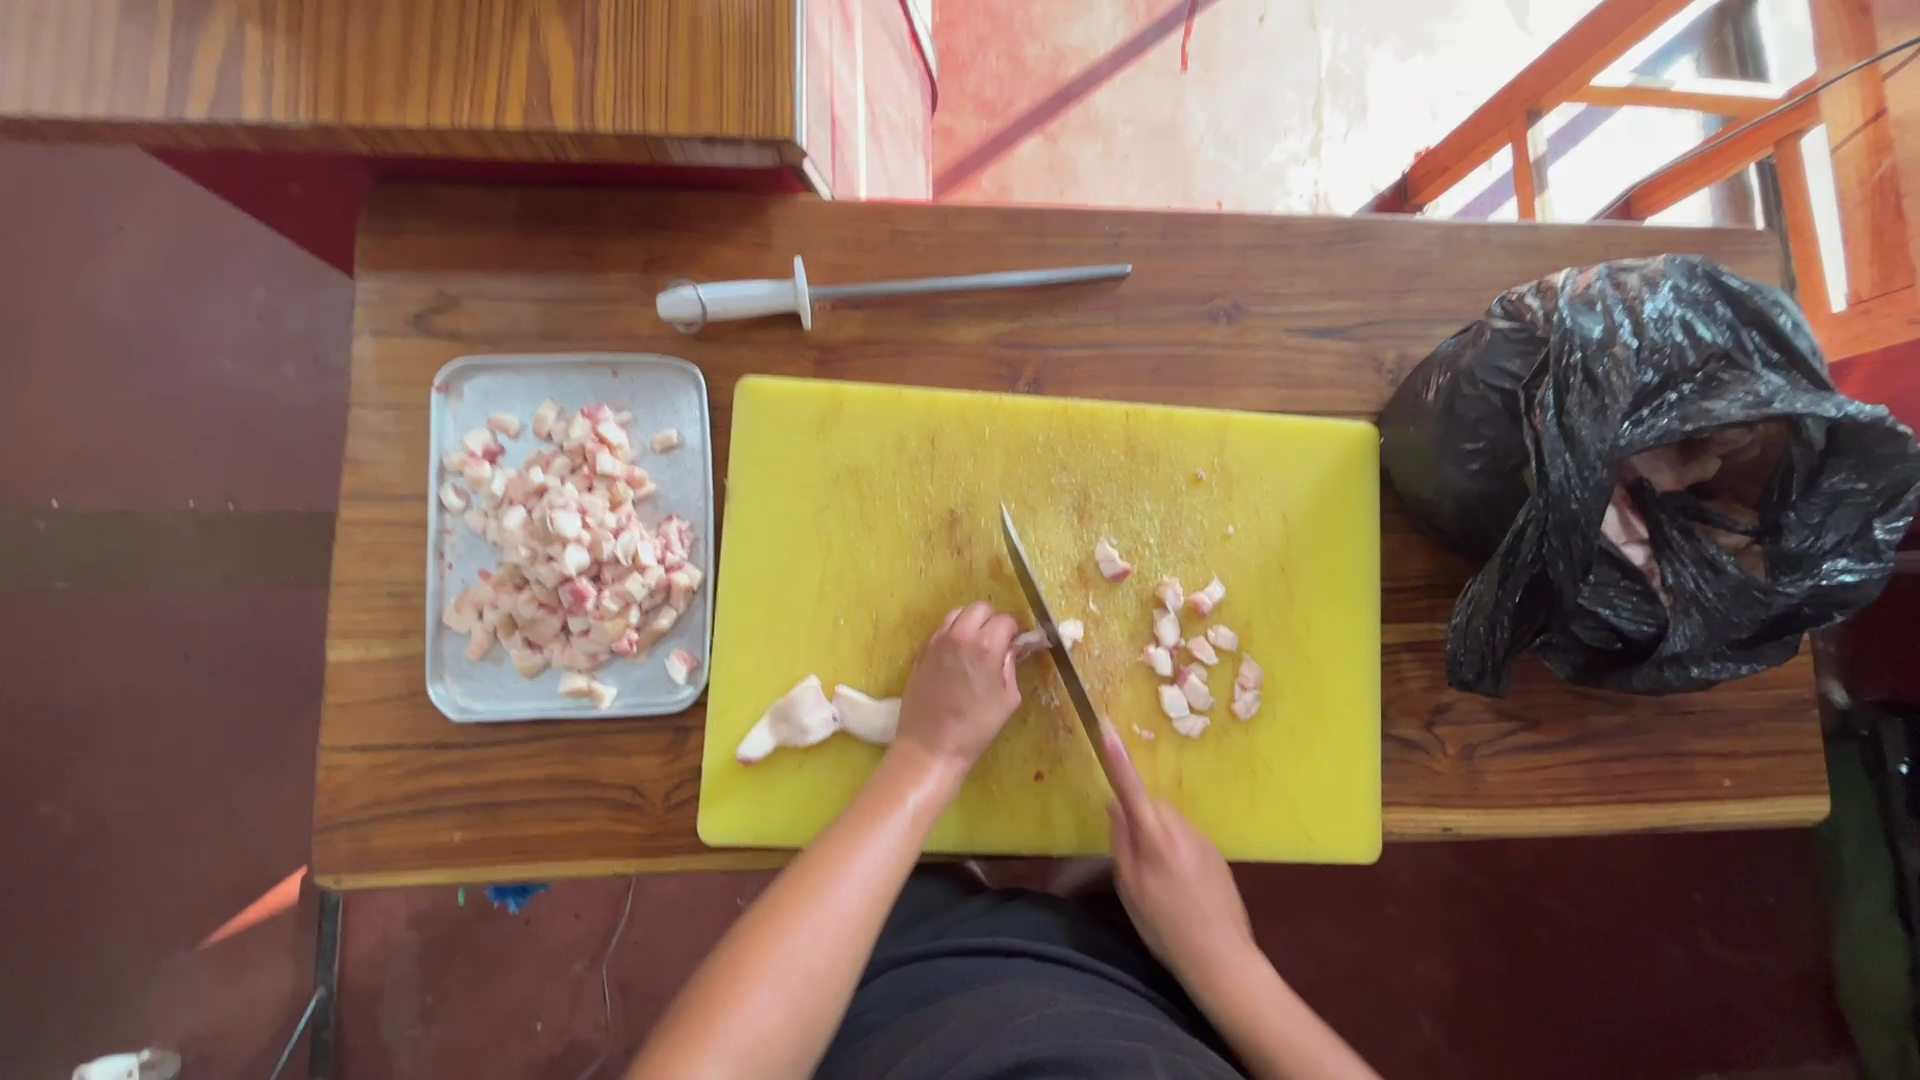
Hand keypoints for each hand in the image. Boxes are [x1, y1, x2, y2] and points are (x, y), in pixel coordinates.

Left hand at [892, 601, 1022, 777]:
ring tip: (974, 647)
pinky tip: (956, 657)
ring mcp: (936, 642)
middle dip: (991, 621)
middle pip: (979, 608)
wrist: (930, 746)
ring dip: (970, 624)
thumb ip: (1010, 666)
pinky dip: (952, 635)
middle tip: (995, 643)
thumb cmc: (975, 729)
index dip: (1013, 632)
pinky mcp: (921, 652)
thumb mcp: (1008, 700)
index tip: (1013, 646)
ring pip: (957, 614)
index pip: (1005, 620)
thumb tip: (1011, 649)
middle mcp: (959, 636)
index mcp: (985, 647)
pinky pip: (940, 631)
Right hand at [1103, 729, 1256, 988]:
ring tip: (1158, 882)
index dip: (1116, 758)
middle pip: (1151, 805)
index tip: (1107, 727)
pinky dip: (1175, 850)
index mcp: (1154, 836)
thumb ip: (1120, 841)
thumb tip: (1114, 804)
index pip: (1129, 787)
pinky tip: (1179, 886)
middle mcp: (1181, 828)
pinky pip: (1185, 837)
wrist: (1222, 957)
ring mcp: (1203, 839)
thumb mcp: (1129, 887)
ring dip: (1157, 836)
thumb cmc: (1164, 926)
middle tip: (1132, 861)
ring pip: (1168, 822)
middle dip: (1139, 818)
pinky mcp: (1217, 853)